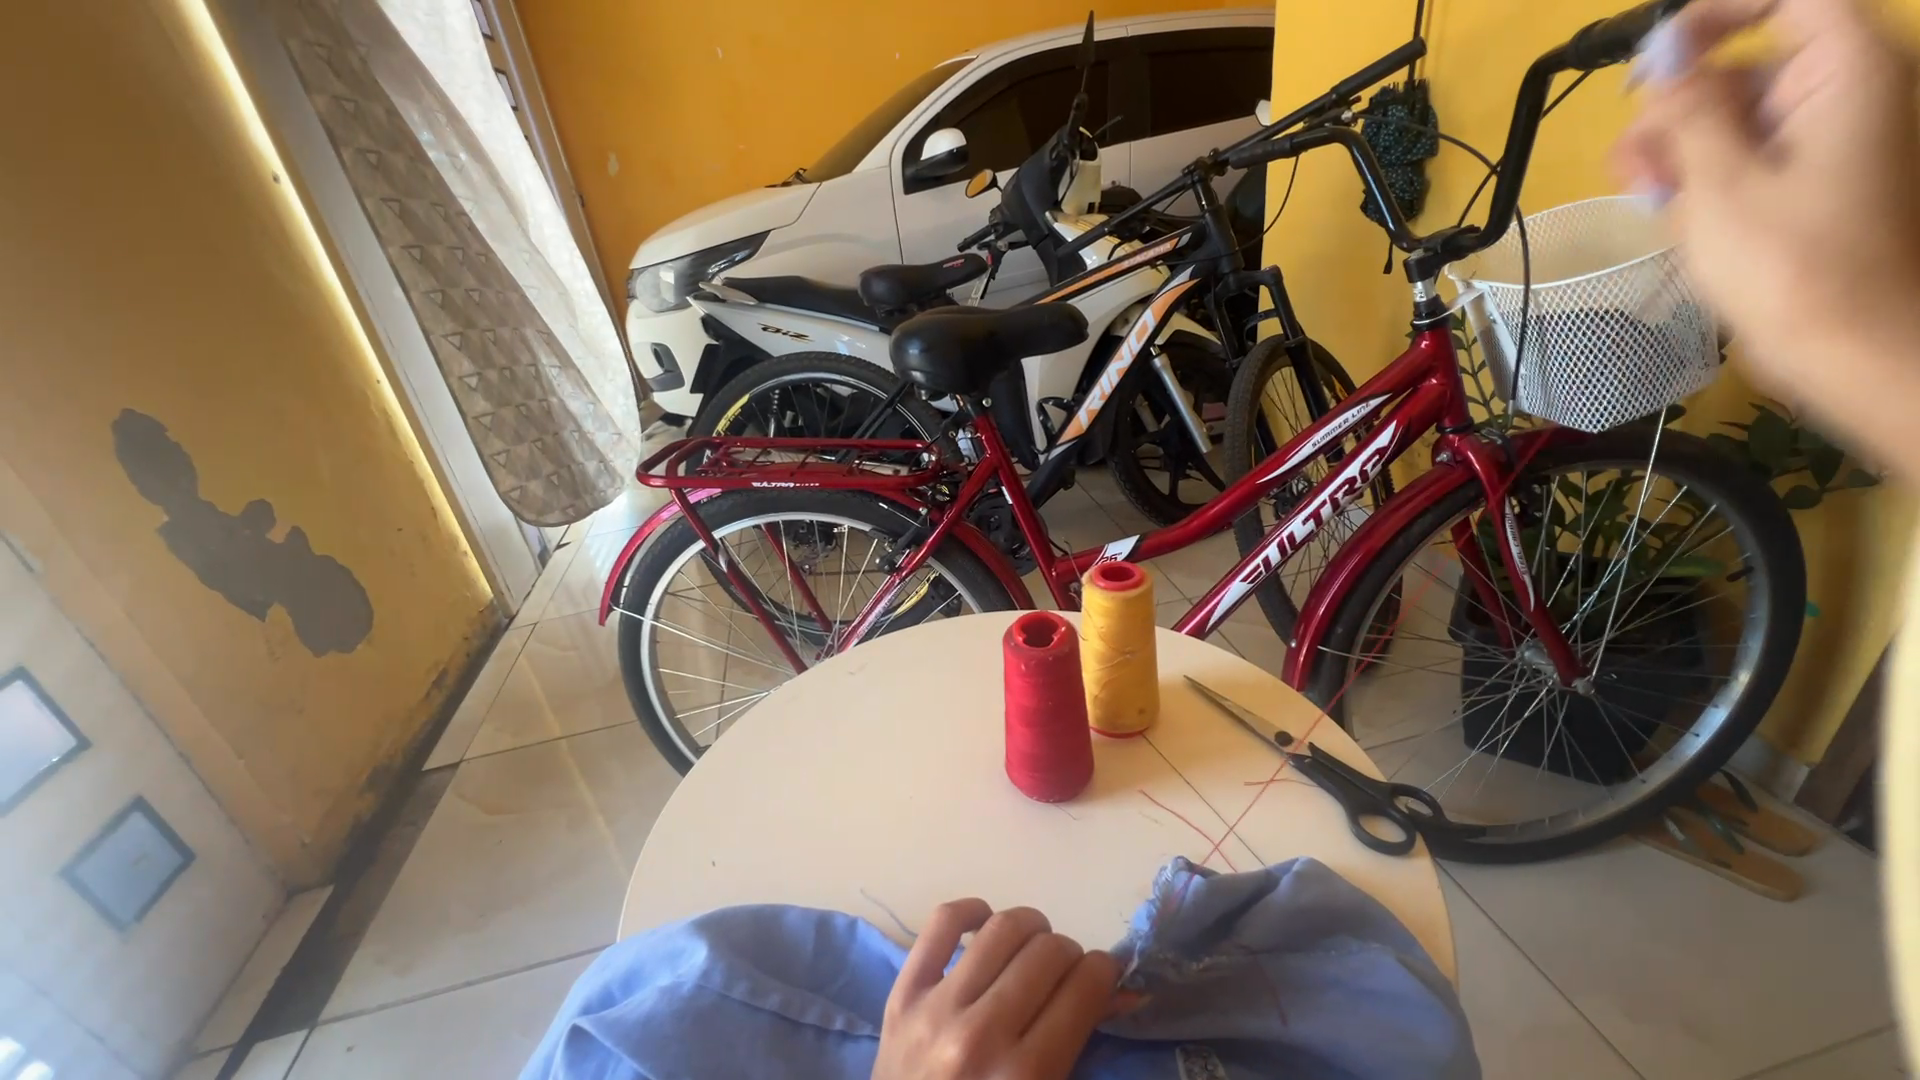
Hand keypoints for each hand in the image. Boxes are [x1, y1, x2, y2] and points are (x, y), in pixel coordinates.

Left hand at [872, 900, 1120, 1079]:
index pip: (1085, 988)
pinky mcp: (902, 994)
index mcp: (1025, 1076)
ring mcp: (936, 1009)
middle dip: (1071, 954)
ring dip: (1032, 928)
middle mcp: (981, 1035)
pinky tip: (986, 925)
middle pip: (1048, 952)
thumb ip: (1081, 1047)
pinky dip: (970, 911)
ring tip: (1034, 949)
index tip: (1104, 976)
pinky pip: (941, 923)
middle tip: (1067, 972)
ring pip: (1002, 928)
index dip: (1105, 972)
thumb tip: (1122, 989)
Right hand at [1615, 0, 1919, 467]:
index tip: (1649, 59)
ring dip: (1674, 146)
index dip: (1713, 14)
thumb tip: (1662, 58)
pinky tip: (1667, 206)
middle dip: (1677, 104)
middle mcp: (1842, 93)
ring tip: (1640, 191)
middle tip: (1629, 156)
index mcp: (1846, 74)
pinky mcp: (1801, 181)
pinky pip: (1741, 152)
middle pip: (1747, 61)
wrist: (1843, 341)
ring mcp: (1822, 140)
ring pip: (1732, 113)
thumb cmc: (1786, 262)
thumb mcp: (1719, 184)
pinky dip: (1697, 172)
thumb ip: (1688, 113)